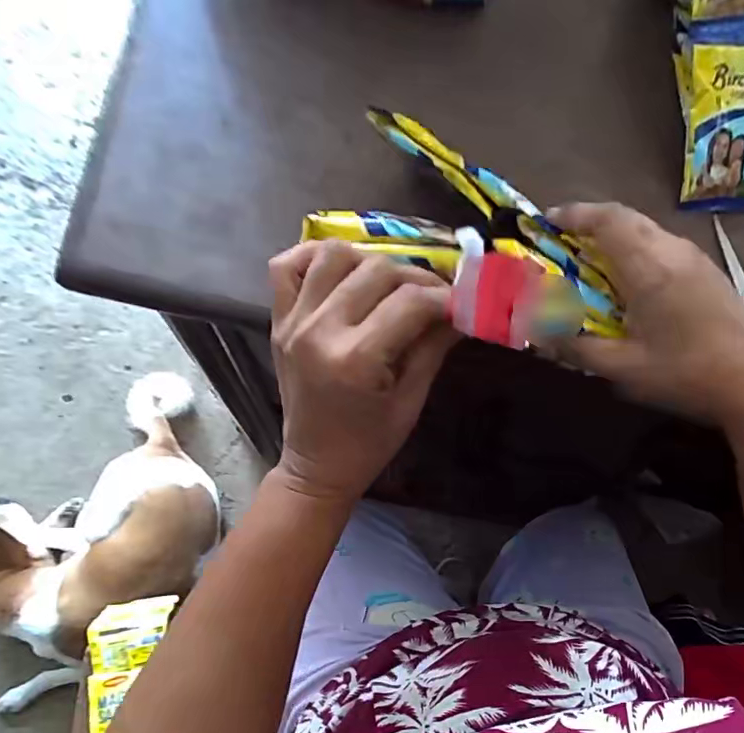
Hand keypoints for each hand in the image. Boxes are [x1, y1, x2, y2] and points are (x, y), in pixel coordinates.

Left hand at [267, 240, 458, 502]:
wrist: (316, 466)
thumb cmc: (369, 445)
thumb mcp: (410, 401)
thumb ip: (433, 348)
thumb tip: (464, 308)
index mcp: (356, 360)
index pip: (410, 303)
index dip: (445, 298)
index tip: (463, 304)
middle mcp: (320, 331)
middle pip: (377, 271)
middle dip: (416, 279)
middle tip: (434, 298)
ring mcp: (294, 322)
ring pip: (335, 255)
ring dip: (371, 262)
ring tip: (390, 285)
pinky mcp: (279, 321)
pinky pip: (287, 265)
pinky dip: (316, 258)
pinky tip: (343, 271)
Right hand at [551, 202, 743, 428]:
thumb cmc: (686, 375)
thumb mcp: (624, 369)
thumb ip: (579, 349)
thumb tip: (541, 337)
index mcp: (649, 267)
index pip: (607, 220)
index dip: (574, 215)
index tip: (547, 222)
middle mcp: (673, 251)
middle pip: (627, 219)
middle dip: (591, 225)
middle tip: (564, 245)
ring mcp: (696, 261)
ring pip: (648, 232)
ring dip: (616, 240)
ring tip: (593, 265)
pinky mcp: (709, 275)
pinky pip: (664, 249)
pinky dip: (638, 254)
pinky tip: (631, 286)